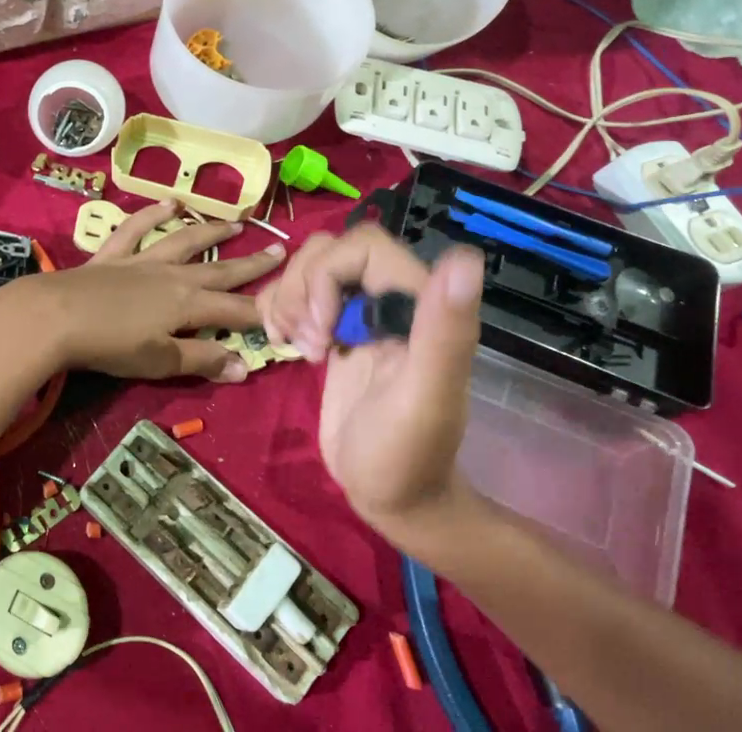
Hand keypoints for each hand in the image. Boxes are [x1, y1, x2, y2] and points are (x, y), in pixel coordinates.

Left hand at [0, 200, 284, 381]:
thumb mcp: (160, 361)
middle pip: (218, 269)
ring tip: (235, 223)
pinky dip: (153, 214)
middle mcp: (171, 275)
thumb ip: (202, 360)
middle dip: (251, 265)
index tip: (289, 309)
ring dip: (211, 233)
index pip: (235, 310)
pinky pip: (136, 229)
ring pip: (184, 242)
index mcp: (188, 304)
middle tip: (280, 252)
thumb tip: (245, 366)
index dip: (262, 312)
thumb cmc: (109, 344)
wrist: (54, 316)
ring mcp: (141, 261)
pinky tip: (170, 203)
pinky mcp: (111, 256)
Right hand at [255, 225, 485, 543]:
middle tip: (311, 345)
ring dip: (286, 301)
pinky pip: (292, 294)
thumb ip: (444, 330)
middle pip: (326, 251)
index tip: (325, 331)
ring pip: (305, 267)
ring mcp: (357, 315)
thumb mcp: (425, 397)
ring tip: (298, 347)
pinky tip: (283, 344)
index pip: (361, 246)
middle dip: (302, 292)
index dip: (328, 277)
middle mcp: (389, 299)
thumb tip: (465, 258)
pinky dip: (275, 311)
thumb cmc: (408, 455)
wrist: (390, 496)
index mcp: (419, 302)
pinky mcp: (332, 333)